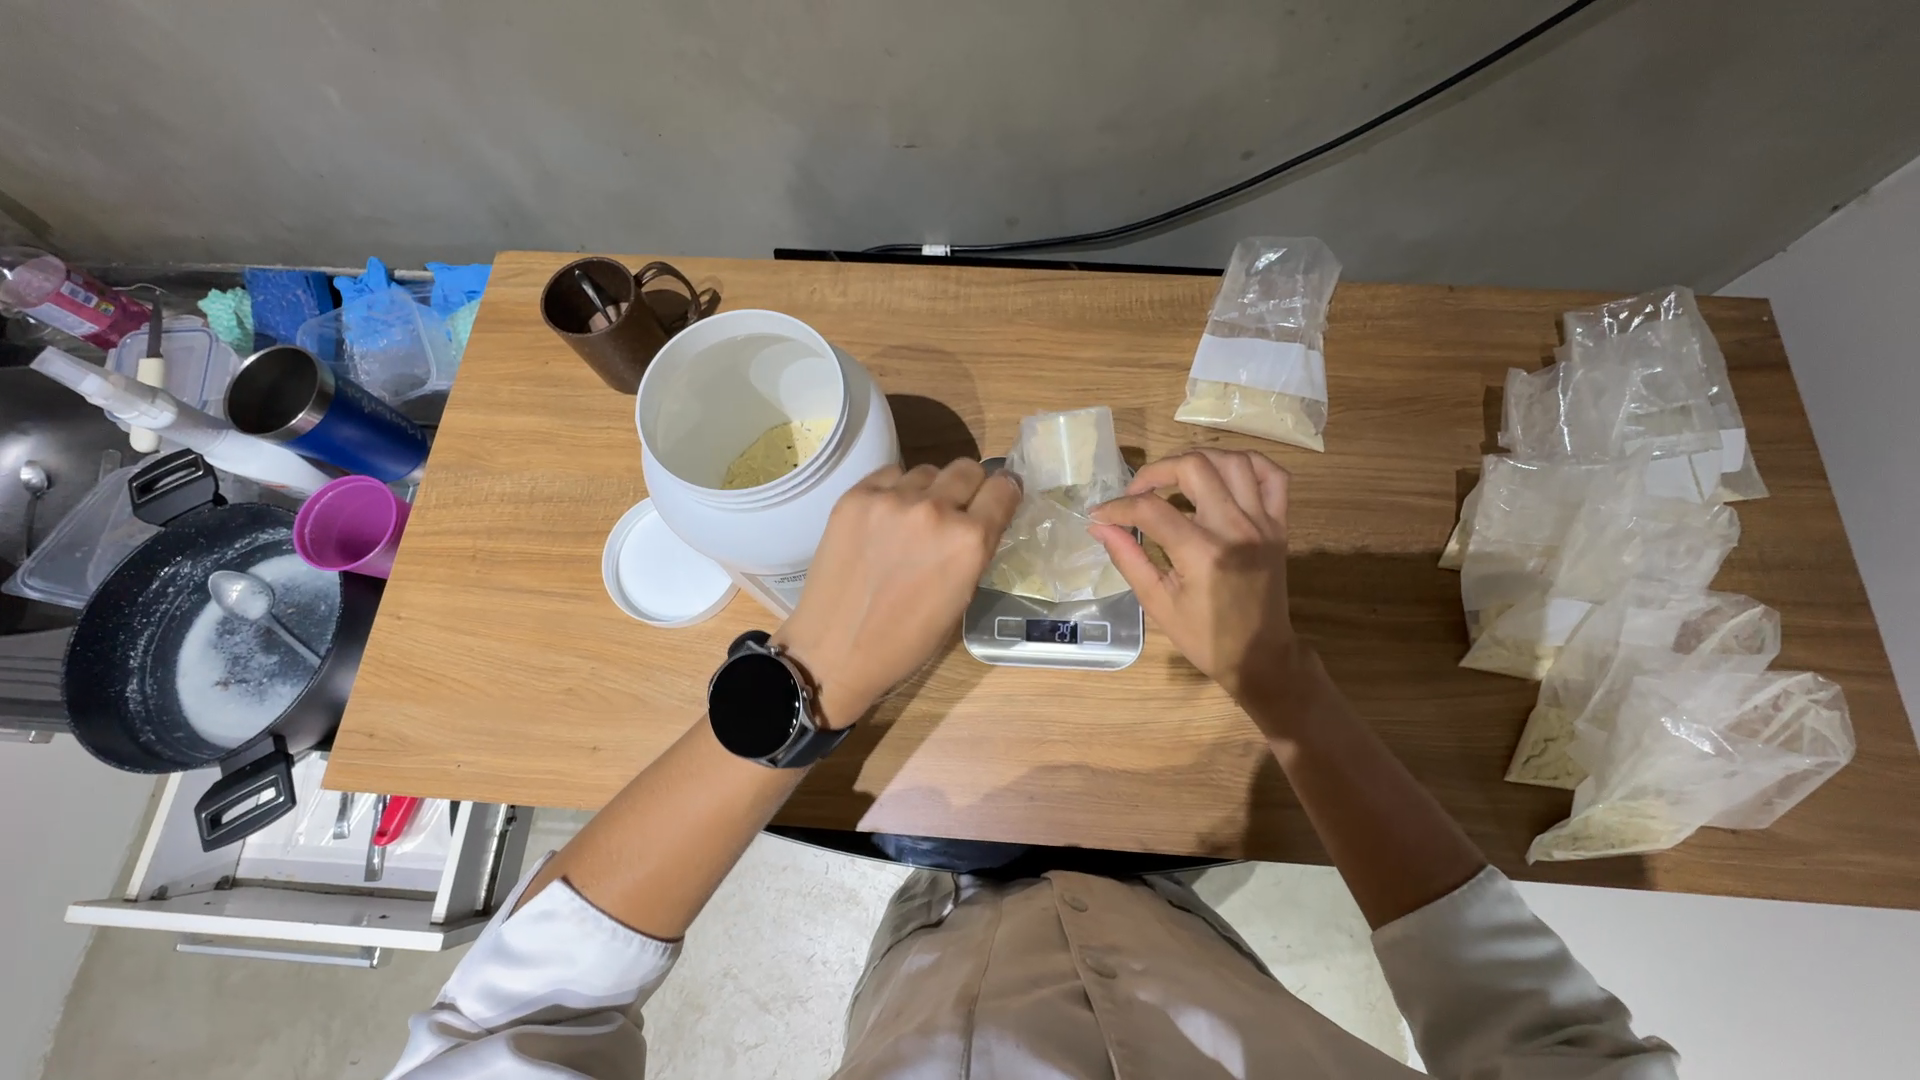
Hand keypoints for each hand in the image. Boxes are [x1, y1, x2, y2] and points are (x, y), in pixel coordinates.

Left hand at [773, 459, 1020, 728]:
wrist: (834, 650)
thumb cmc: (905, 641)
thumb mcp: (961, 600)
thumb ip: (975, 551)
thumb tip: (982, 519)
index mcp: (970, 541)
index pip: (1003, 488)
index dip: (1004, 493)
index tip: (998, 500)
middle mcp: (935, 510)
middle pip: (967, 468)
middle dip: (969, 487)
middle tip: (955, 511)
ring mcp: (892, 499)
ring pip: (927, 471)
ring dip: (929, 490)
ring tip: (912, 521)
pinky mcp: (856, 496)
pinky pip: (890, 474)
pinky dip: (894, 490)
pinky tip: (884, 519)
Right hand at [1088, 449, 1298, 703]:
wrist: (1260, 656)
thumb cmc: (1204, 637)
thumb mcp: (1158, 603)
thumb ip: (1128, 559)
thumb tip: (1099, 527)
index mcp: (1202, 553)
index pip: (1151, 509)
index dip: (1118, 507)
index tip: (1100, 515)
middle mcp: (1235, 528)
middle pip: (1194, 467)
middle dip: (1155, 471)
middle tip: (1137, 493)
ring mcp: (1262, 523)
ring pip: (1232, 461)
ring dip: (1197, 460)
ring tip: (1174, 478)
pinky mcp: (1278, 524)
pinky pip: (1272, 476)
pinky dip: (1247, 463)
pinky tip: (1222, 473)